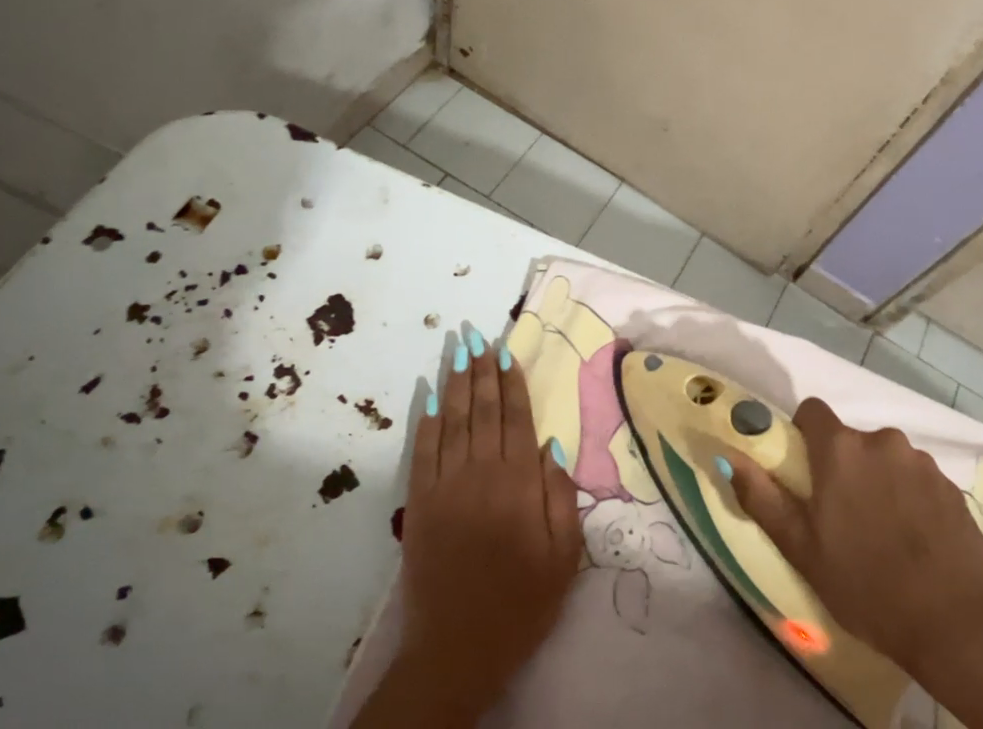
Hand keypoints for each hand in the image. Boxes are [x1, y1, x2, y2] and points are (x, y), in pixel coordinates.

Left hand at [354, 325, 582, 726]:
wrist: (459, 648)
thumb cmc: (522, 604)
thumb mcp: (564, 557)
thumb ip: (560, 498)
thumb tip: (552, 445)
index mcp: (519, 485)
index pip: (516, 419)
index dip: (511, 382)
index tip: (507, 349)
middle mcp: (481, 474)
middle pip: (482, 410)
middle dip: (481, 369)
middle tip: (477, 333)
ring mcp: (445, 486)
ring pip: (451, 421)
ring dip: (455, 382)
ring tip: (457, 349)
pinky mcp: (418, 504)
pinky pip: (422, 451)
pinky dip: (426, 420)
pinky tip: (429, 395)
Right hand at [727, 399, 982, 726]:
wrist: (952, 623)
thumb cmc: (863, 584)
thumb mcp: (799, 547)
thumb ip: (762, 496)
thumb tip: (729, 457)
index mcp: (841, 450)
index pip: (812, 411)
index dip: (803, 436)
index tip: (805, 475)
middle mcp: (884, 442)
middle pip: (852, 441)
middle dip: (843, 468)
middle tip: (841, 519)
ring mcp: (924, 464)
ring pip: (887, 460)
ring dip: (879, 483)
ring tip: (882, 536)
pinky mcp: (953, 488)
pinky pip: (919, 482)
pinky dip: (911, 501)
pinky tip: (914, 543)